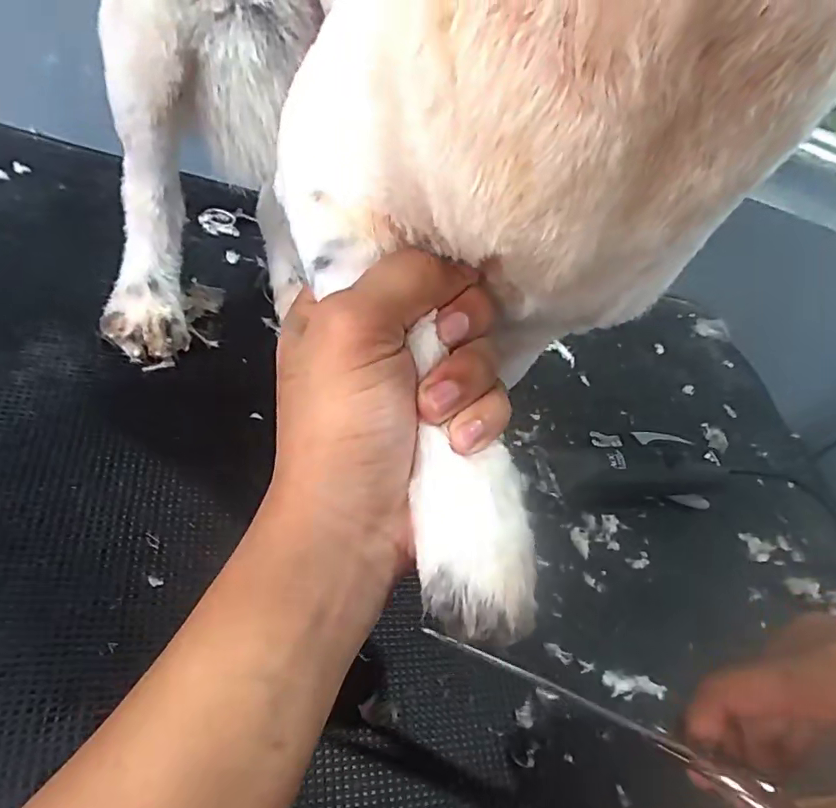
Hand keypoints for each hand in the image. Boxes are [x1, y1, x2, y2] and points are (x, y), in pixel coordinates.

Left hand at [268, 250, 511, 572]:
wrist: (357, 519)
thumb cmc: (340, 421)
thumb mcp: (350, 327)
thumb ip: (403, 276)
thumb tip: (454, 267)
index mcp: (349, 305)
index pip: (409, 259)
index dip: (433, 268)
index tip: (437, 289)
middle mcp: (392, 339)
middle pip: (459, 301)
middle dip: (457, 329)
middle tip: (439, 349)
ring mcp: (428, 383)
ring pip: (483, 351)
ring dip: (465, 382)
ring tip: (433, 416)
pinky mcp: (458, 422)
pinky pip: (495, 398)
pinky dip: (480, 419)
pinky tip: (456, 444)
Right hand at [685, 615, 835, 807]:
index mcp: (835, 674)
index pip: (732, 686)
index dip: (702, 728)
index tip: (705, 781)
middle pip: (753, 677)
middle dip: (738, 735)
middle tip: (750, 793)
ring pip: (783, 672)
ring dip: (771, 725)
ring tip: (785, 783)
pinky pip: (817, 668)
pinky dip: (803, 710)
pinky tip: (830, 754)